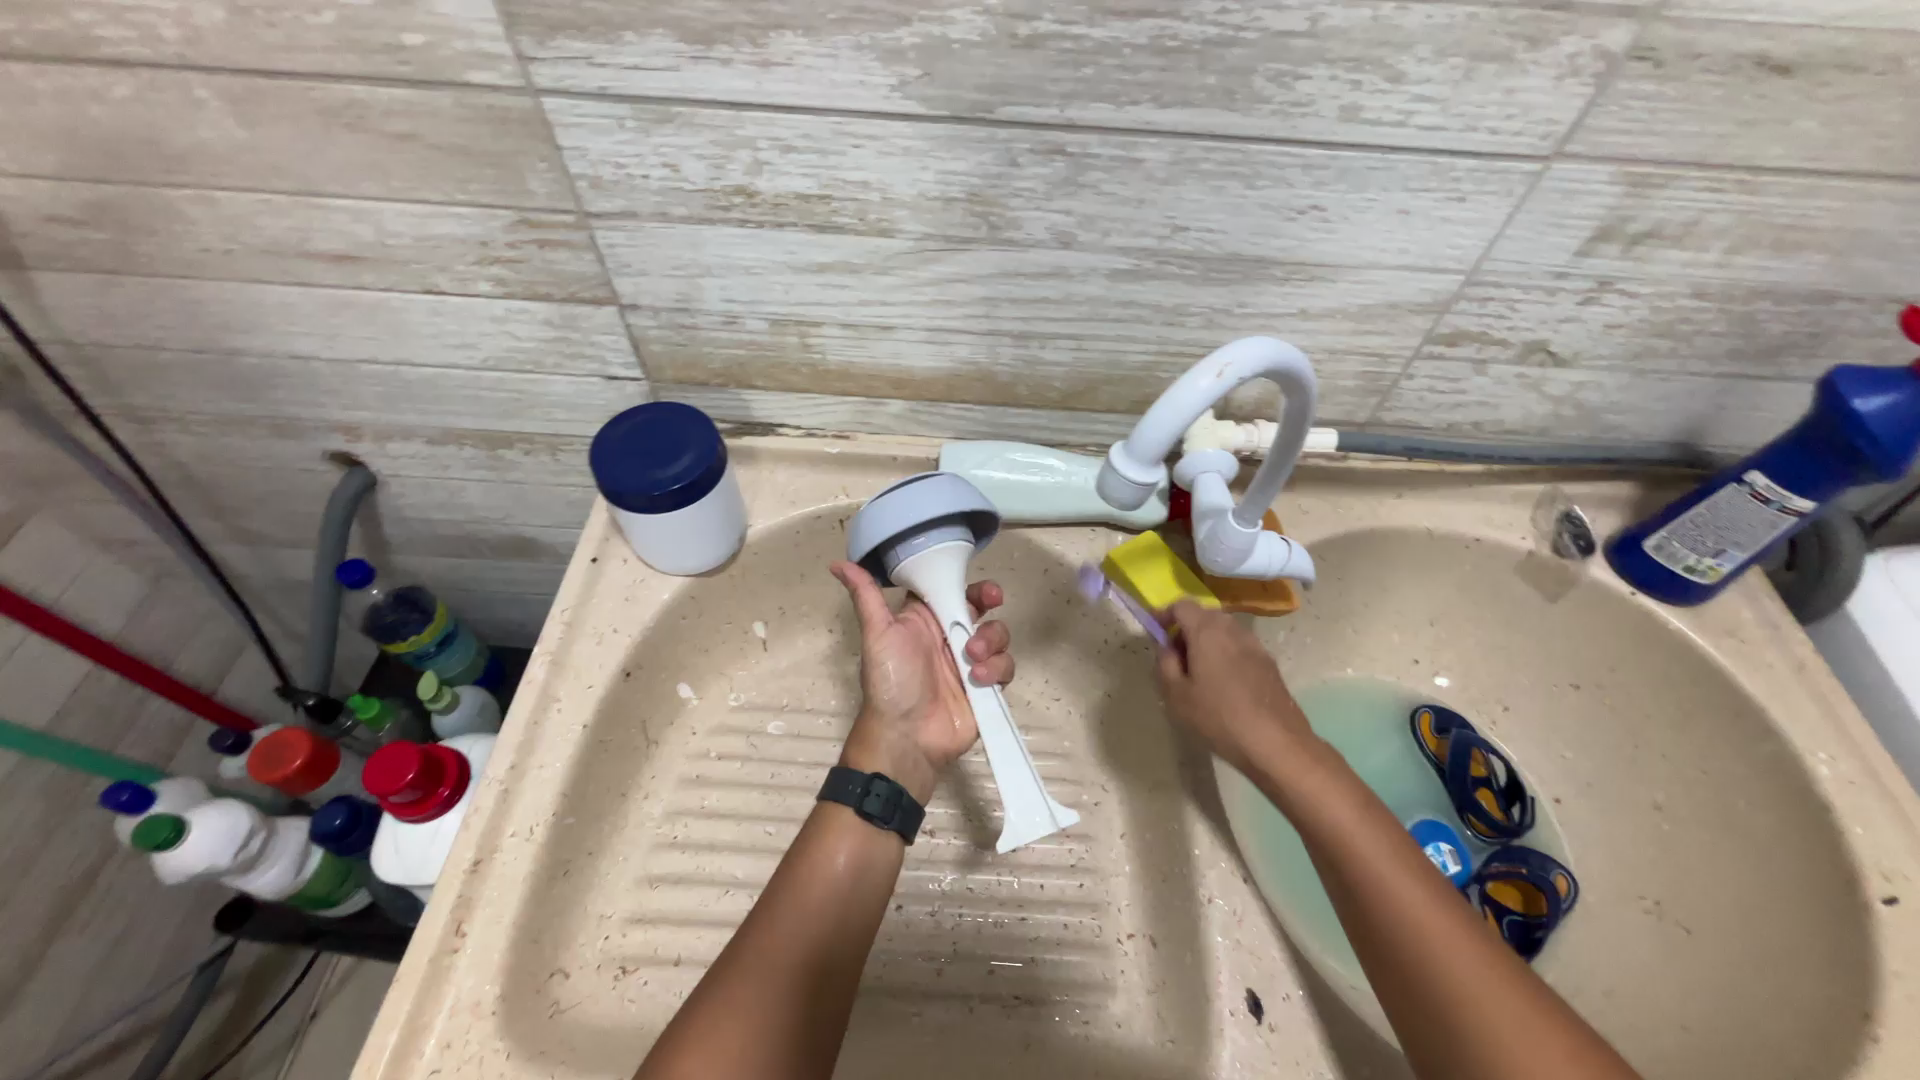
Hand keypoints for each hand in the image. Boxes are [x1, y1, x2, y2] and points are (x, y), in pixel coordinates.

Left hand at [830, 561, 1013, 803]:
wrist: (906, 737)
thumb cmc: (889, 682)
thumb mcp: (877, 634)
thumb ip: (866, 597)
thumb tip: (838, 564)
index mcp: (924, 621)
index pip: (951, 590)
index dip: (967, 582)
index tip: (979, 584)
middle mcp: (949, 637)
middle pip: (980, 609)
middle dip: (989, 603)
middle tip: (991, 603)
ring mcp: (969, 663)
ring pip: (996, 636)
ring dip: (990, 641)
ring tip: (971, 659)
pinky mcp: (986, 687)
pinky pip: (1005, 667)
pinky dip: (996, 669)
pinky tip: (978, 680)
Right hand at [1154, 600, 1317, 774]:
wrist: (1276, 742)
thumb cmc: (1218, 717)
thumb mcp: (1176, 695)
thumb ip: (1165, 663)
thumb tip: (1167, 646)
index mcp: (1207, 631)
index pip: (1182, 605)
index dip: (1165, 615)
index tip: (1156, 634)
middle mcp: (1233, 629)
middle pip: (1205, 615)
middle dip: (1187, 629)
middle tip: (1176, 657)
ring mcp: (1255, 645)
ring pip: (1224, 631)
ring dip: (1207, 642)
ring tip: (1199, 673)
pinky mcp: (1269, 663)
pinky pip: (1239, 647)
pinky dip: (1226, 655)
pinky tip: (1224, 685)